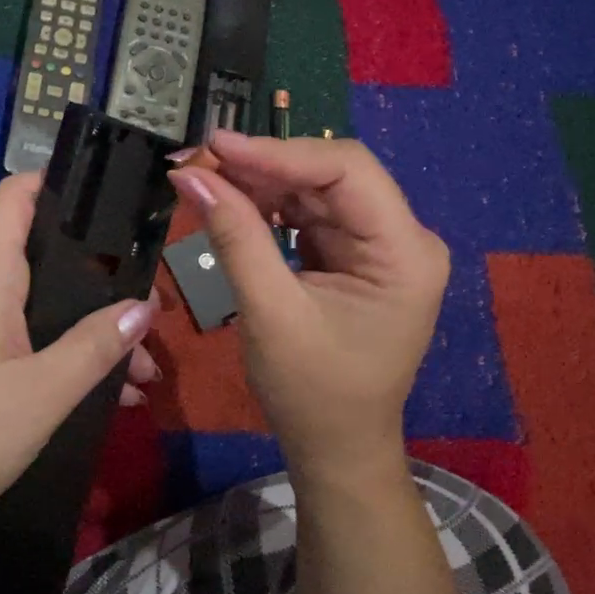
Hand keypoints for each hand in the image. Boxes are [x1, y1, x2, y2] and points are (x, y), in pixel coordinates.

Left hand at [0, 174, 157, 533]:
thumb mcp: (41, 394)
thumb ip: (93, 347)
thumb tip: (142, 305)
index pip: (14, 199)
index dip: (54, 181)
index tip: (105, 190)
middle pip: (38, 256)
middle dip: (97, 277)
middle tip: (148, 306)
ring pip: (37, 306)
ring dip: (86, 329)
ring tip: (141, 370)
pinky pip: (21, 339)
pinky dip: (60, 355)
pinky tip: (105, 394)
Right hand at [168, 131, 448, 484]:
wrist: (335, 448)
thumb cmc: (312, 391)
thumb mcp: (270, 313)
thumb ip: (235, 237)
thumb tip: (190, 175)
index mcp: (404, 253)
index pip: (346, 171)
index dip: (278, 151)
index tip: (215, 145)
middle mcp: (402, 237)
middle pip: (330, 173)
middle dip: (262, 164)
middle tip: (197, 161)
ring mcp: (377, 244)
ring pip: (313, 187)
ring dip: (258, 180)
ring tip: (203, 176)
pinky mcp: (351, 253)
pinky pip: (306, 211)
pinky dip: (265, 203)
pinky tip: (229, 198)